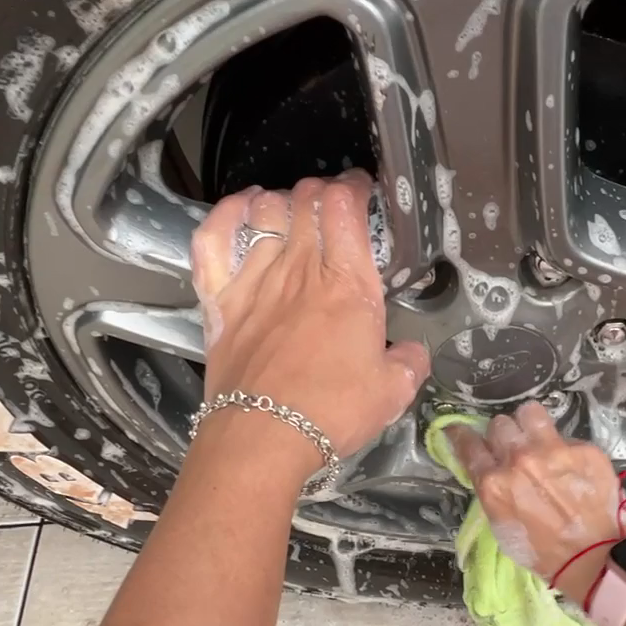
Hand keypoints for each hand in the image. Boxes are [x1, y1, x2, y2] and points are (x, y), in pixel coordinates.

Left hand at [191, 171, 430, 466]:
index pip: (345, 207)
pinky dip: (227, 214)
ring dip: (280, 200)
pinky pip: (213, 238)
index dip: (354, 188)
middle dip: (321, 191)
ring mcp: (255, 281)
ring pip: (263, 212)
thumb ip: (409, 363)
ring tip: (291, 210)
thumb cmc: (332, 412)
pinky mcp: (220, 300)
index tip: (362, 192)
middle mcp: (300, 270)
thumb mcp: (393, 392)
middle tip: (331, 205)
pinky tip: (242, 211)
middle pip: (305, 201)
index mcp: (348, 285)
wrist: (265, 437)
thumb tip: (413, 352)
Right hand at [446, 402, 625, 600]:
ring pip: (529, 413)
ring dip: (528, 424)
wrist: (592, 557)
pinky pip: (565, 436)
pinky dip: (564, 448)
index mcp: (494, 483)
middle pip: (499, 425)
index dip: (462, 435)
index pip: (468, 445)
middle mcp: (519, 460)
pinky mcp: (583, 449)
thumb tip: (492, 472)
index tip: (461, 432)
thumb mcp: (502, 525)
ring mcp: (553, 450)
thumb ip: (494, 491)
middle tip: (512, 449)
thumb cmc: (542, 551)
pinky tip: (571, 466)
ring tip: (537, 438)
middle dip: (502, 436)